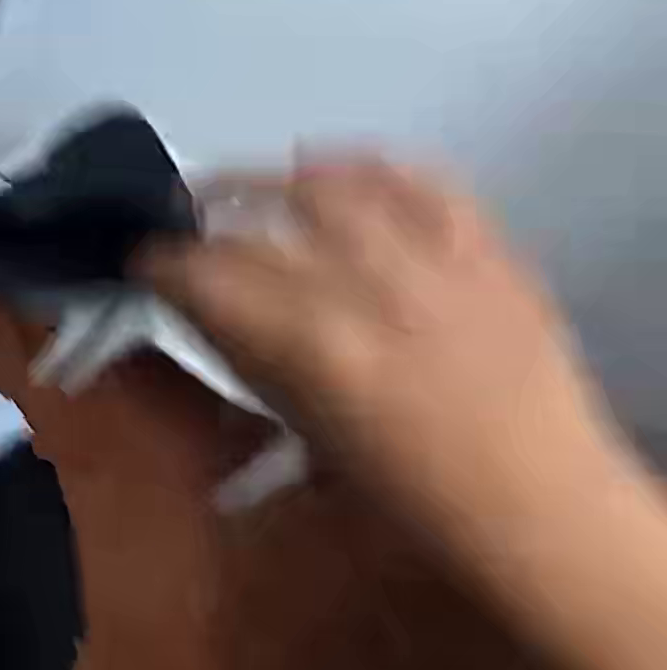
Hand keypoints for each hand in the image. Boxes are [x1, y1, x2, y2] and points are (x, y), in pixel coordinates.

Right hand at [136, 154, 623, 523]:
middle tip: (182, 217)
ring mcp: (433, 269)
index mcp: (298, 343)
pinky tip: (331, 165)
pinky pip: (427, 184)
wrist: (528, 504)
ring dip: (268, 180)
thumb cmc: (383, 469)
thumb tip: (176, 281)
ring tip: (244, 187)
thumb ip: (218, 329)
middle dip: (198, 214)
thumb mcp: (272, 400)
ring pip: (330, 187)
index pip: (194, 271)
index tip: (141, 261)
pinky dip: (371, 166)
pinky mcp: (488, 258)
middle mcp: (361, 294)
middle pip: (249, 226)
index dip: (152, 260)